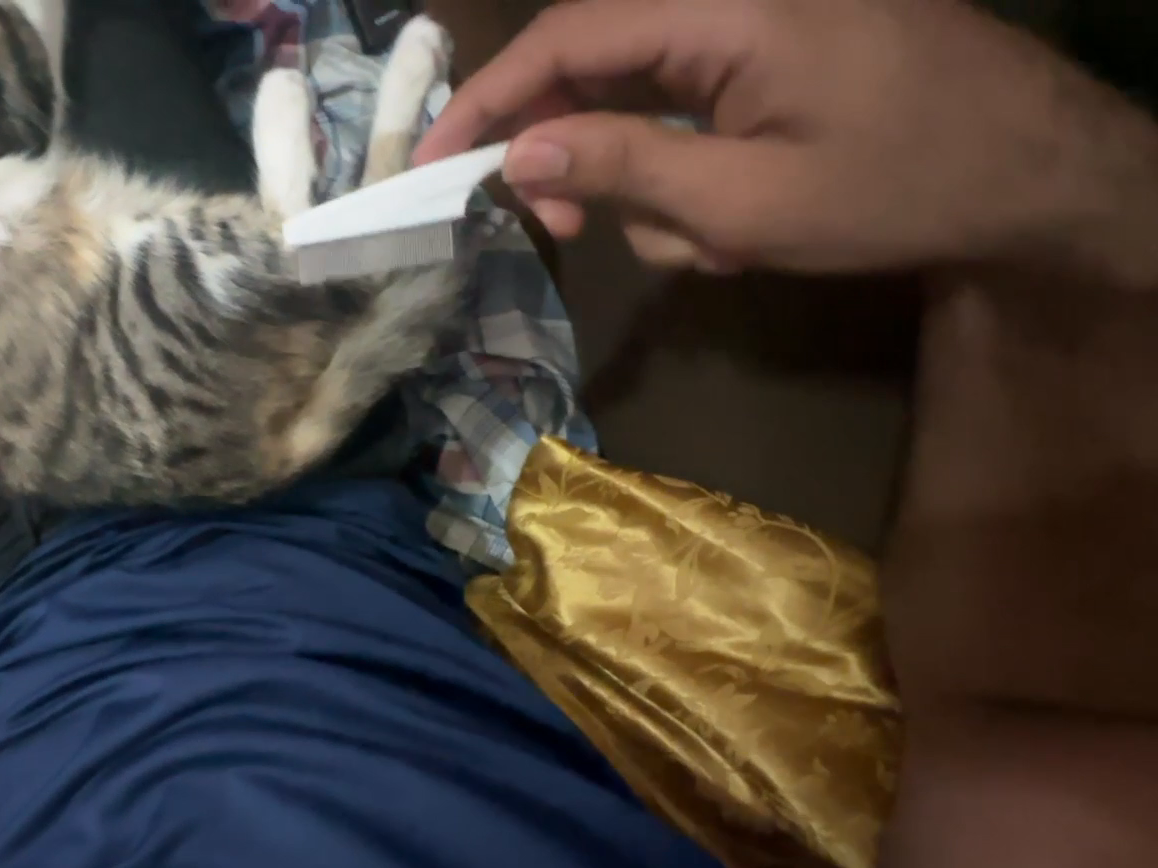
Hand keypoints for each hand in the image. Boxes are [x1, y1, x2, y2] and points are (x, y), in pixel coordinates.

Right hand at [417, 0, 1157, 283]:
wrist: (1037, 182)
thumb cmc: (895, 190)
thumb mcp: (740, 199)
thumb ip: (620, 168)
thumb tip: (516, 156)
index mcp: (728, 11)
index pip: (568, 37)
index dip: (487, 99)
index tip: (431, 160)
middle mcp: (732, 2)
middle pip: (590, 65)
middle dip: (563, 155)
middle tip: (564, 232)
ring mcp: (751, 31)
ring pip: (631, 105)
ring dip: (636, 186)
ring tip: (698, 243)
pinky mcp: (766, 62)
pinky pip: (679, 117)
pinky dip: (678, 181)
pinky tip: (728, 224)